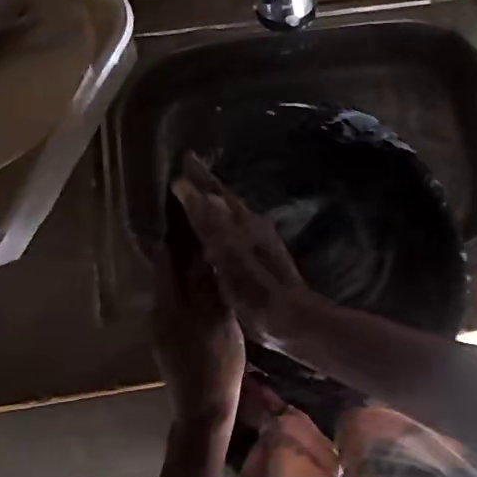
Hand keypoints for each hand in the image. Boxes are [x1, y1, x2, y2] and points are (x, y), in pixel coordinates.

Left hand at [153, 188, 244, 434]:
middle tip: (193, 211)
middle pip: (167, 262)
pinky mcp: (169, 335)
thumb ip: (210, 282)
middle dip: (178, 236)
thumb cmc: (218, 364)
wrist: (202, 409)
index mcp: (172, 300)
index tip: (181, 198)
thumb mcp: (221, 319)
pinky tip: (202, 275)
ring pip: (170, 278)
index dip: (175, 224)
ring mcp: (163, 322)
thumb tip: (204, 246)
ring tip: (201, 237)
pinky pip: (175, 294)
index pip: (170, 250)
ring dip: (182, 256)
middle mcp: (161, 306)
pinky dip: (185, 277)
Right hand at [169, 154, 319, 344]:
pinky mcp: (262, 261)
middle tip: (185, 171)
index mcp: (244, 221)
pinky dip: (220, 225)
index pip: (216, 190)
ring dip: (213, 203)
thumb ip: (208, 221)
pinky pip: (235, 231)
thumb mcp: (229, 255)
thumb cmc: (259, 291)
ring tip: (194, 198)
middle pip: (226, 199)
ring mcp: (260, 242)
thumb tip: (187, 186)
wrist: (293, 320)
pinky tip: (214, 236)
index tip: (182, 156)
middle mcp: (253, 225)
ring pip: (232, 213)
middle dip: (206, 184)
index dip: (198, 175)